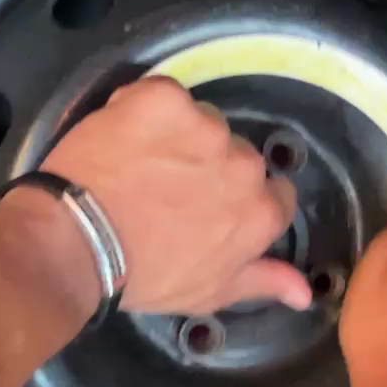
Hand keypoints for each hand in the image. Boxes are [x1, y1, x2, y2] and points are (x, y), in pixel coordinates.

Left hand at [41, 76, 312, 313]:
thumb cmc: (145, 276)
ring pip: (202, 122)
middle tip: (166, 191)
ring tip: (138, 165)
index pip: (274, 195)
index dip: (240, 201)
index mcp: (260, 211)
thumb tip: (305, 290)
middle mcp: (244, 163)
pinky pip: (163, 95)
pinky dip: (144, 111)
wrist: (80, 240)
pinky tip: (122, 137)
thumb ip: (262, 281)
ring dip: (178, 137)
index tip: (210, 210)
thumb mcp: (209, 291)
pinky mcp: (162, 96)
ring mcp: (204, 124)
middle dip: (209, 168)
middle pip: (237, 156)